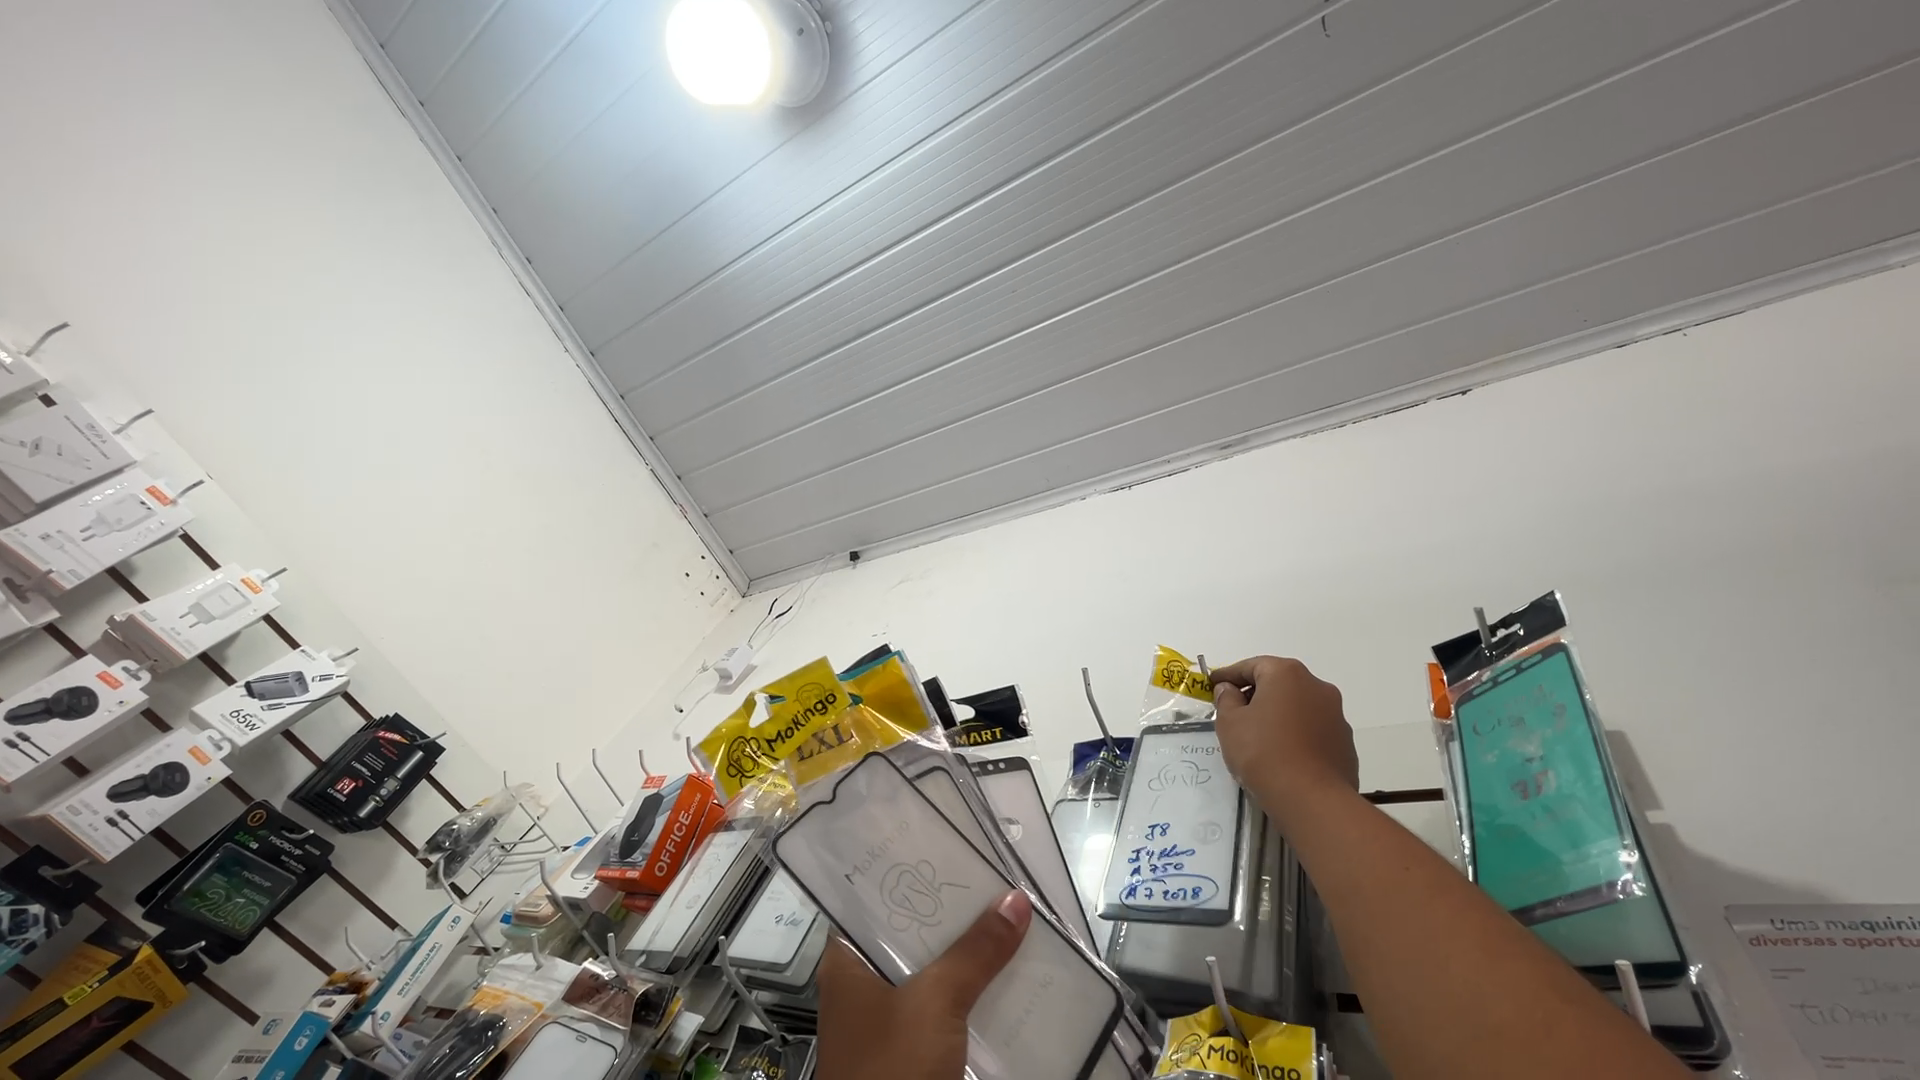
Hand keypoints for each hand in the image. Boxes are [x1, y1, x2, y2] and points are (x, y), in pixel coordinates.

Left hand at [815, 890, 1031, 1079]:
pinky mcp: (915, 1049)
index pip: (874, 898)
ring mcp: (889, 1019)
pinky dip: (974, 990)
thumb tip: (1016, 899)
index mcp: (847, 961)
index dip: (911, 872)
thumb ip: (975, 951)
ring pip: (934, 970)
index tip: (952, 847)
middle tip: (995, 877)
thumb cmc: (892, 1068)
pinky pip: (947, 1005)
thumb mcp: (935, 1002)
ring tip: (1012, 915)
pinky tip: (1009, 972)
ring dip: (970, 952)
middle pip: (911, 934)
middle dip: (954, 912)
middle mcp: (864, 983)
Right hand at [1209, 656, 1357, 819]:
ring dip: (1278, 714)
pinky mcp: (1345, 742)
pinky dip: (1296, 733)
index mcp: (1287, 674)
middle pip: (1278, 683)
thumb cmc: (1263, 752)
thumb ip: (1226, 699)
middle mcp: (1317, 686)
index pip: (1251, 666)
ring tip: (1258, 736)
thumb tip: (1229, 689)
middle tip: (1233, 711)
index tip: (1211, 685)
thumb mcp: (1230, 723)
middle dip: (1255, 694)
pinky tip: (1282, 754)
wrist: (1311, 799)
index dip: (1228, 675)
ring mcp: (1336, 714)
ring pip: (1298, 706)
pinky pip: (1312, 729)